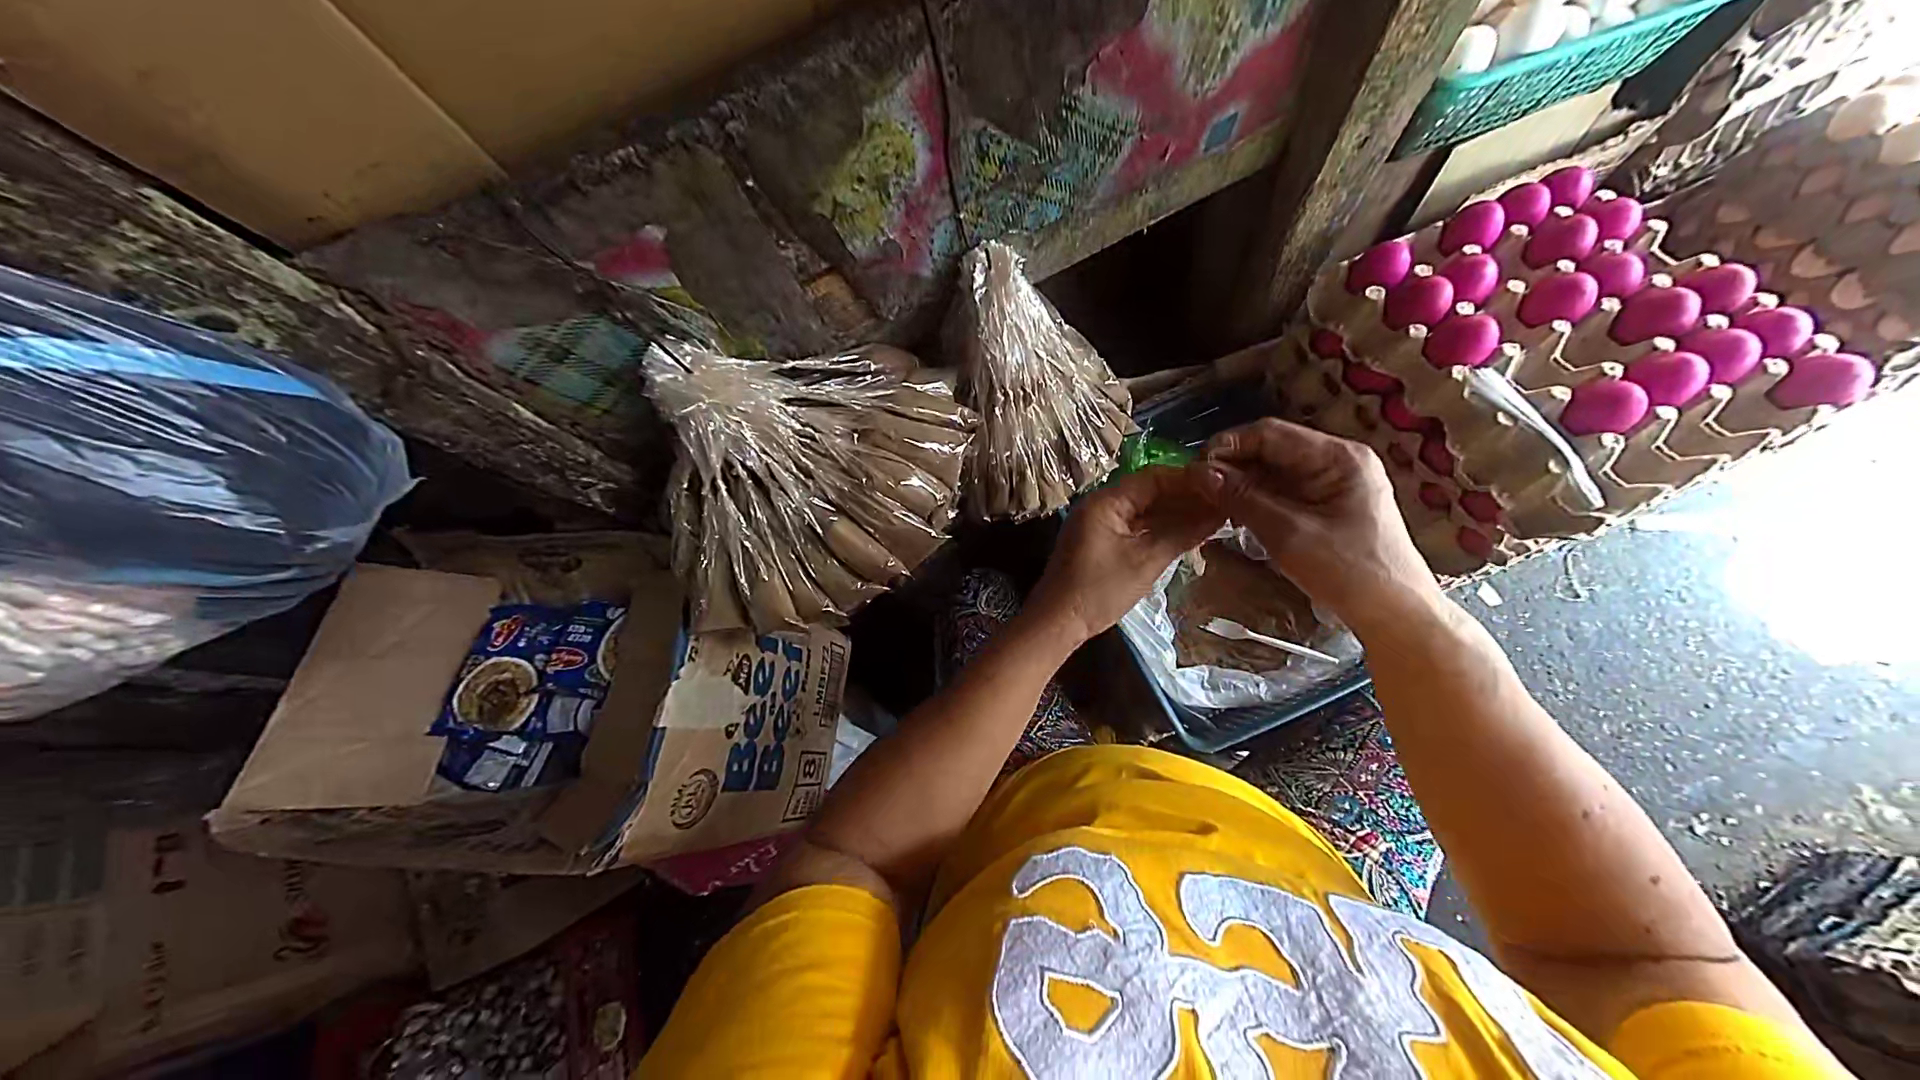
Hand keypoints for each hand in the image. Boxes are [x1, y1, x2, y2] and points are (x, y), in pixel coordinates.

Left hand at [1025, 466, 1225, 645]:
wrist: (1057, 622)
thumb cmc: (1098, 590)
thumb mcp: (1145, 561)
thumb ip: (1182, 533)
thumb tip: (1219, 511)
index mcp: (1106, 501)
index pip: (1154, 477)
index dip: (1190, 479)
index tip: (1223, 485)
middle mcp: (1102, 505)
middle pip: (1150, 491)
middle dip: (1186, 497)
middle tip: (1226, 502)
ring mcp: (1101, 524)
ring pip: (1146, 510)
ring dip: (1177, 513)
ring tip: (1217, 516)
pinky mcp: (1103, 542)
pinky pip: (1137, 527)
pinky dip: (1161, 529)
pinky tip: (1190, 533)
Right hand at [1189, 419, 1440, 631]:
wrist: (1395, 614)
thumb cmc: (1348, 571)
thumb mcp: (1288, 534)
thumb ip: (1242, 499)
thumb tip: (1198, 474)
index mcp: (1338, 457)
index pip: (1270, 433)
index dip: (1227, 446)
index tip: (1194, 468)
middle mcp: (1336, 461)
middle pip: (1271, 450)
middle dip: (1231, 466)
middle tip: (1196, 488)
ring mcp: (1332, 483)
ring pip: (1273, 471)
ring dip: (1240, 484)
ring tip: (1208, 501)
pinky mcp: (1325, 504)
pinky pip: (1281, 491)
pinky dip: (1255, 499)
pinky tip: (1232, 512)